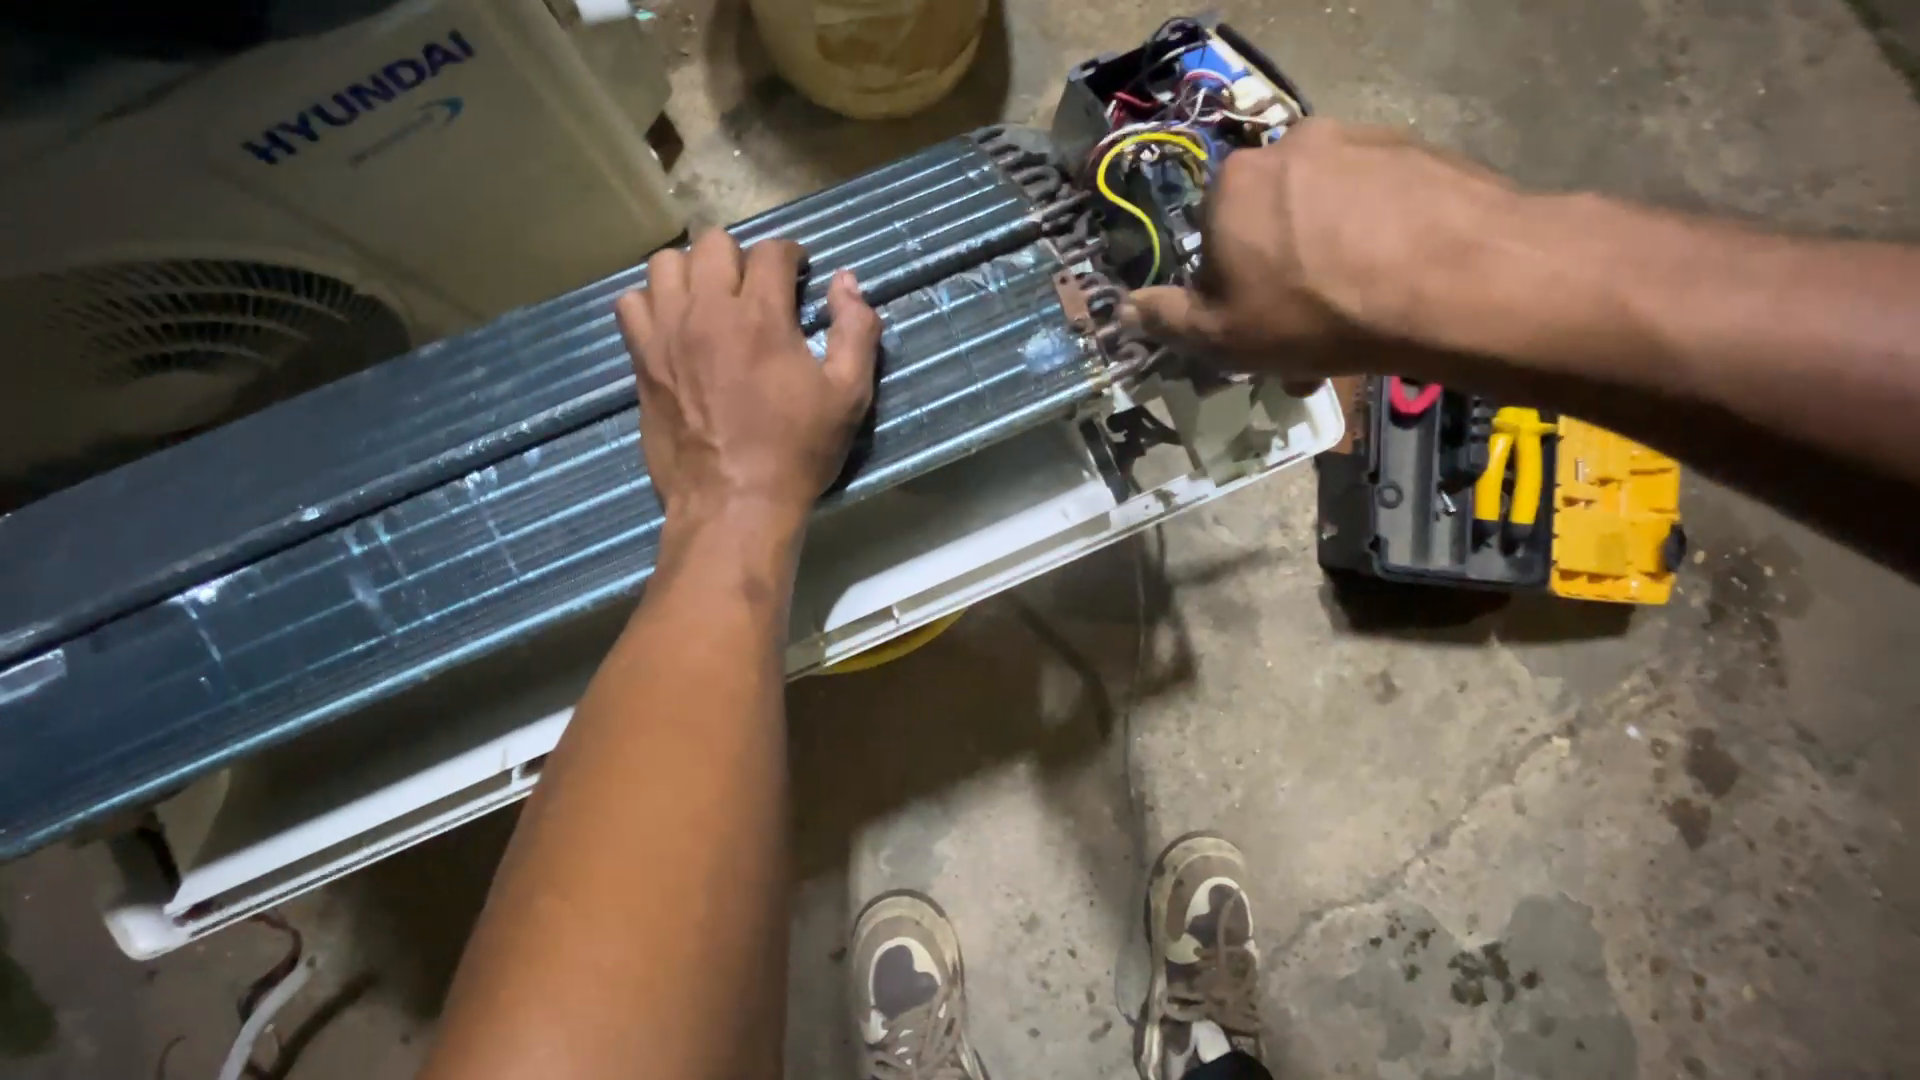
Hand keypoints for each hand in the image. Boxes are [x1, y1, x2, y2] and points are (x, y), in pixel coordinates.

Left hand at [615, 229, 881, 529]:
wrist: (733, 504)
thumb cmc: (797, 452)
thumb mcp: (848, 396)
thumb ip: (856, 332)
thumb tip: (847, 282)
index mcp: (761, 316)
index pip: (771, 252)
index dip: (791, 255)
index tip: (799, 272)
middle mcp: (707, 312)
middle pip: (713, 244)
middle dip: (742, 257)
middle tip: (757, 289)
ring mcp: (666, 334)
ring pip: (666, 264)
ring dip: (694, 272)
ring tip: (711, 300)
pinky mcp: (641, 360)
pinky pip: (631, 304)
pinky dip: (653, 303)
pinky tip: (674, 325)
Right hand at [1128, 119, 1516, 377]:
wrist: (1451, 282)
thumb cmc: (1313, 312)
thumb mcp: (1221, 336)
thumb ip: (1166, 320)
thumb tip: (1124, 308)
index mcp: (1233, 185)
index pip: (1213, 237)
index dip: (1228, 287)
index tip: (1253, 327)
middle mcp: (1290, 146)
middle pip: (1272, 223)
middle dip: (1281, 278)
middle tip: (1306, 336)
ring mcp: (1360, 140)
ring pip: (1326, 215)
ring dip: (1329, 263)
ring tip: (1356, 321)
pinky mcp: (1418, 150)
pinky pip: (1377, 204)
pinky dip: (1376, 241)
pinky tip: (1395, 285)